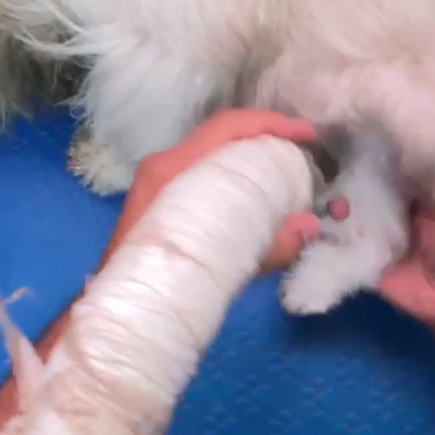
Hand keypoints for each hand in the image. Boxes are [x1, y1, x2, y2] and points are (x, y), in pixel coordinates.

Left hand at [104, 110, 323, 270]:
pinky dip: (233, 168)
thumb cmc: (168, 287)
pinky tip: (256, 185)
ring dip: (249, 150)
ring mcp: (157, 177)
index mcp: (173, 170)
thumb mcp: (226, 269)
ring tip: (285, 161)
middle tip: (303, 148)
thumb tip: (311, 227)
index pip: (227, 127)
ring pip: (212, 148)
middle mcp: (163, 164)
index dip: (272, 123)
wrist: (124, 310)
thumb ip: (272, 247)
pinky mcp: (158, 193)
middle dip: (266, 134)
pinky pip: (203, 166)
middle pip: (221, 132)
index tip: (308, 135)